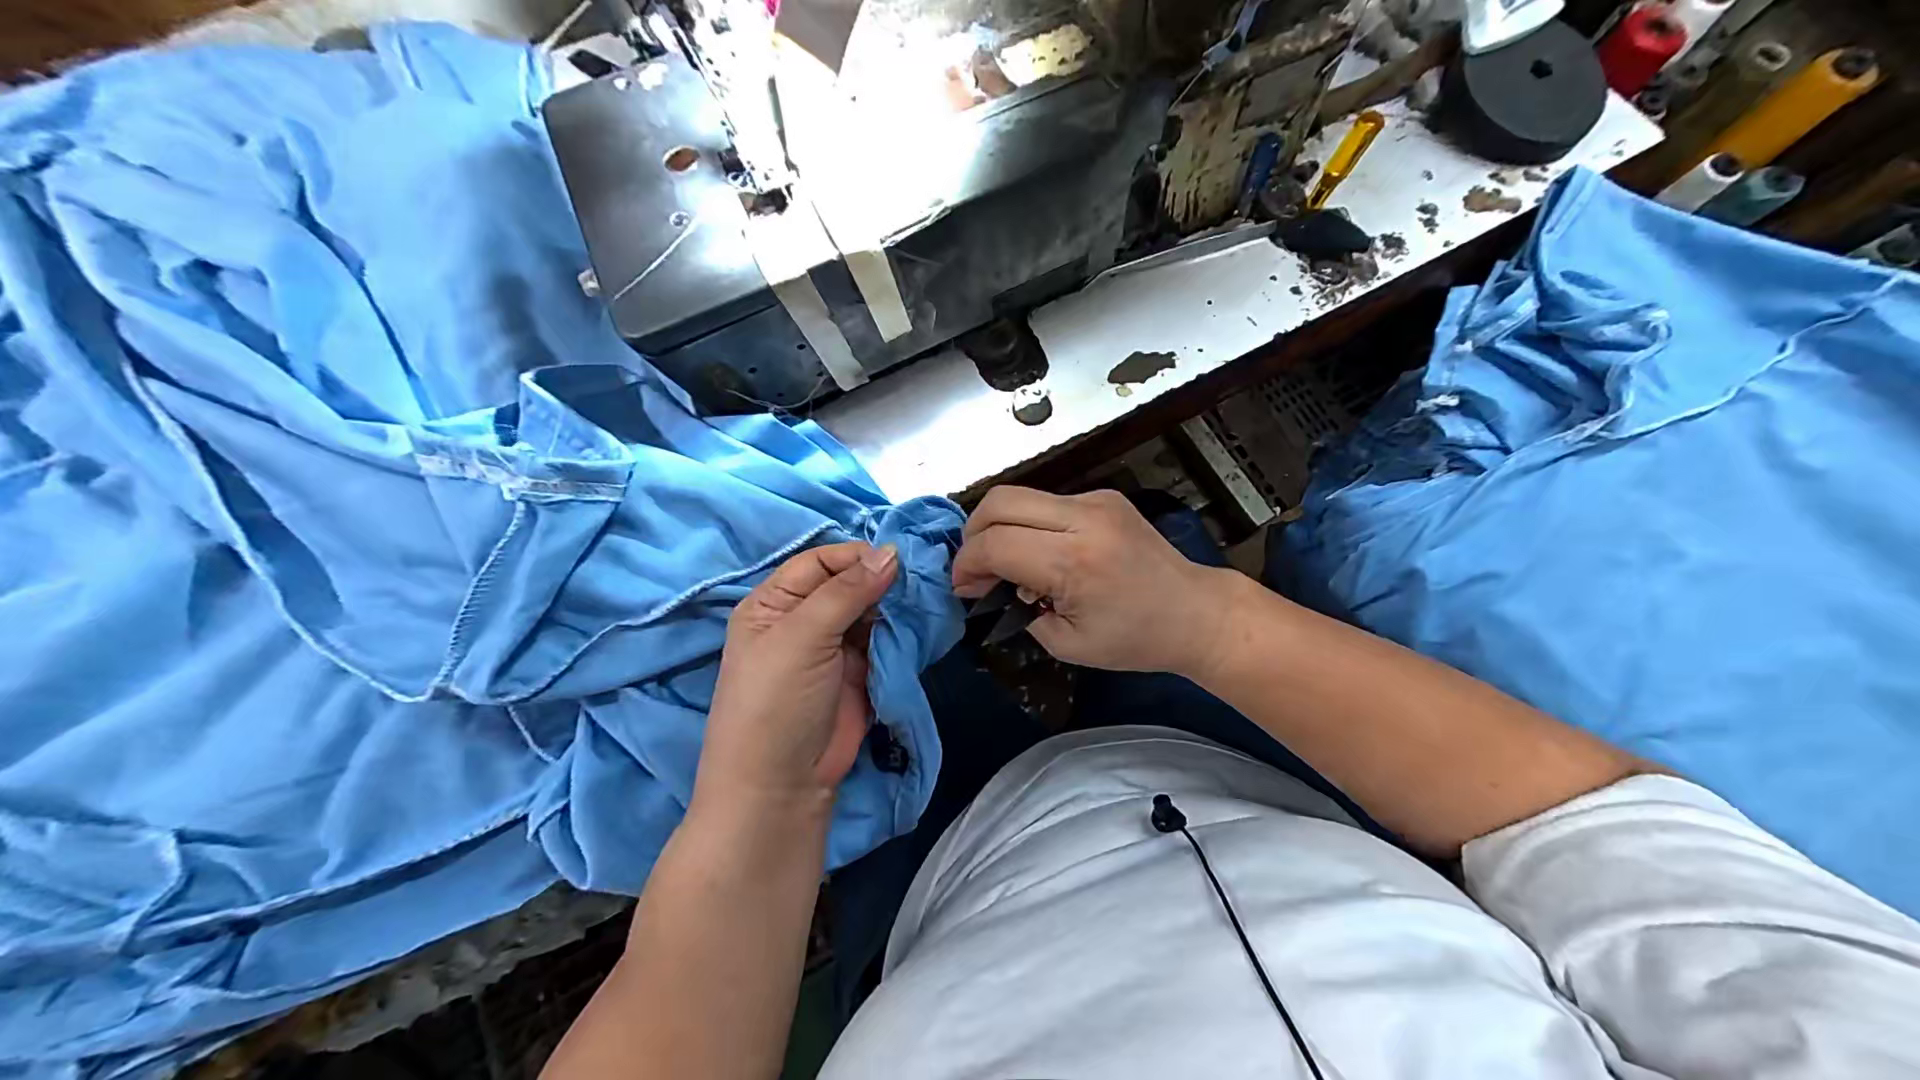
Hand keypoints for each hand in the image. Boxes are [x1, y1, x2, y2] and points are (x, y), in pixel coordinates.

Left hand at [697, 542, 898, 817]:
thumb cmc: (777, 702)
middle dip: (879, 580)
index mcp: (773, 603)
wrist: (782, 785)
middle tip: (917, 583)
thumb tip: (891, 552)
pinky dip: (900, 632)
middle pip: (848, 583)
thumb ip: (846, 592)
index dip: (854, 557)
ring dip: (893, 606)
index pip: (818, 562)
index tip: (895, 560)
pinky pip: (883, 639)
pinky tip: (918, 626)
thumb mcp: (802, 638)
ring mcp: (832, 647)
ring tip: (921, 603)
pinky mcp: (859, 671)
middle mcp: (802, 619)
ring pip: (870, 610)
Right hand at [951, 487, 1237, 677]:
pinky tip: (1039, 553)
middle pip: (999, 501)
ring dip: (999, 526)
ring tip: (1006, 563)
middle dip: (972, 534)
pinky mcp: (1103, 496)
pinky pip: (1046, 502)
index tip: (963, 587)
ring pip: (1020, 495)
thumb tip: (988, 585)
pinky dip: (1027, 524)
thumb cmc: (1136, 638)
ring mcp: (1096, 501)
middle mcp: (1085, 518)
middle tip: (975, 569)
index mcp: (1075, 561)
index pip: (995, 543)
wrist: (1195, 612)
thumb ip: (1019, 610)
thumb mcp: (1067, 643)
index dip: (966, 565)